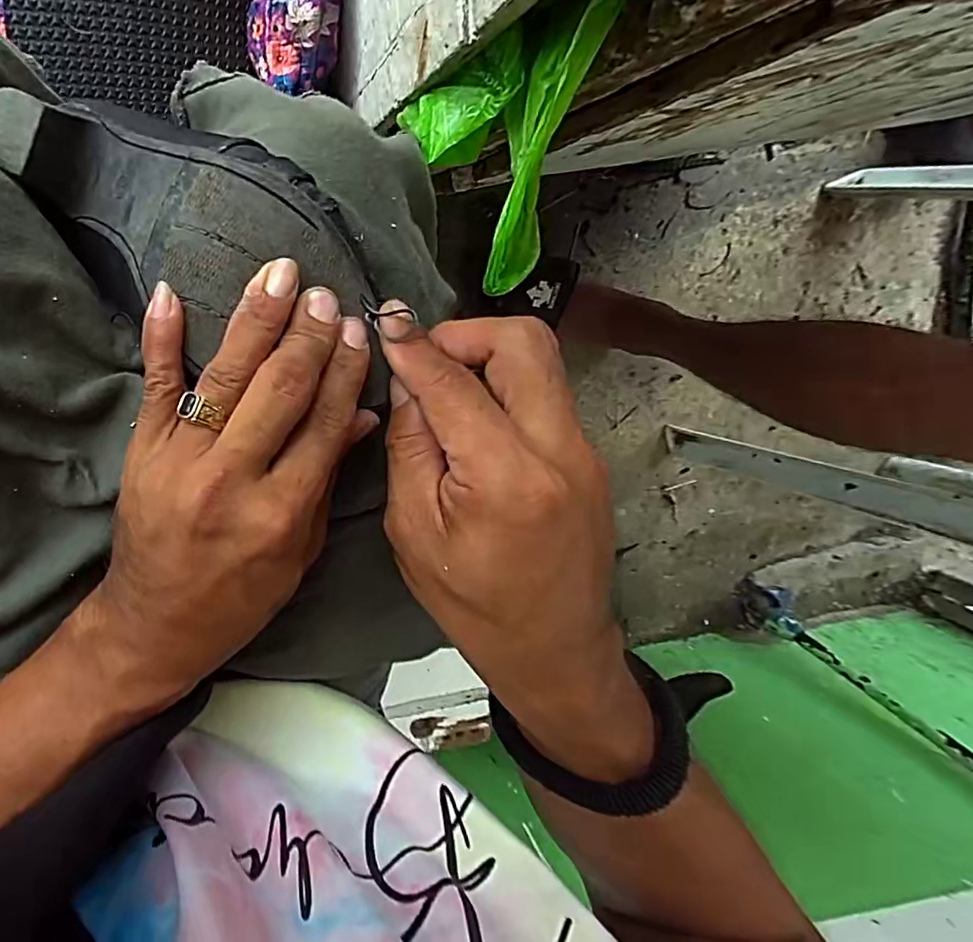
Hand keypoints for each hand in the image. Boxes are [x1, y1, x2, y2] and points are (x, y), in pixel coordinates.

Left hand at [70, 258, 378, 710]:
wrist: (154, 624)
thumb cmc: (236, 599)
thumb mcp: (297, 553)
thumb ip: (326, 482)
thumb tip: (363, 417)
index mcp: (279, 512)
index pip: (323, 424)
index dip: (344, 371)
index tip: (358, 328)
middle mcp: (230, 479)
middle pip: (280, 390)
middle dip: (307, 337)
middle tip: (324, 296)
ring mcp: (180, 460)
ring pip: (226, 376)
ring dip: (255, 320)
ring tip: (279, 276)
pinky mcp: (143, 450)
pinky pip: (155, 385)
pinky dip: (161, 338)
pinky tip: (171, 293)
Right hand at [376, 306, 650, 778]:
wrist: (556, 651)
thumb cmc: (472, 604)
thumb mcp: (413, 530)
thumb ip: (409, 447)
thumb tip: (406, 384)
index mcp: (507, 476)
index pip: (455, 382)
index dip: (414, 346)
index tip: (386, 320)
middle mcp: (558, 450)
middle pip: (523, 341)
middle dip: (463, 332)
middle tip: (421, 357)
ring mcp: (583, 449)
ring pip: (538, 359)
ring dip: (482, 354)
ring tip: (439, 385)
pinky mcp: (586, 454)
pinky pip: (541, 390)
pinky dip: (499, 382)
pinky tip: (467, 413)